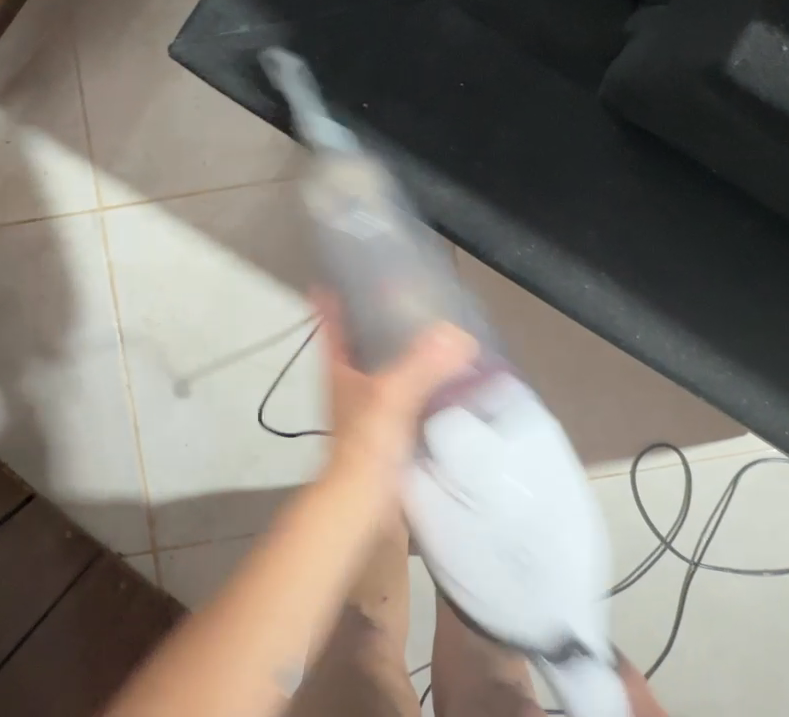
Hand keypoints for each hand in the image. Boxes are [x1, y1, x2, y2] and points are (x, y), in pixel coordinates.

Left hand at [314, 292, 477, 500]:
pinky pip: (404, 401)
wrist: (359, 509)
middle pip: (357, 346)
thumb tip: (457, 335)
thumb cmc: (365, 447)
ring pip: (381, 373)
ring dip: (401, 357)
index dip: (331, 301)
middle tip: (401, 302)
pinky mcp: (385, 437)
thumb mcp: (393, 397)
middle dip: (374, 325)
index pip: (331, 325)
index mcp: (338, 371)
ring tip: (431, 337)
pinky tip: (446, 385)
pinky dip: (420, 389)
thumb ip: (423, 365)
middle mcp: (347, 388)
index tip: (336, 277)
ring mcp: (365, 413)